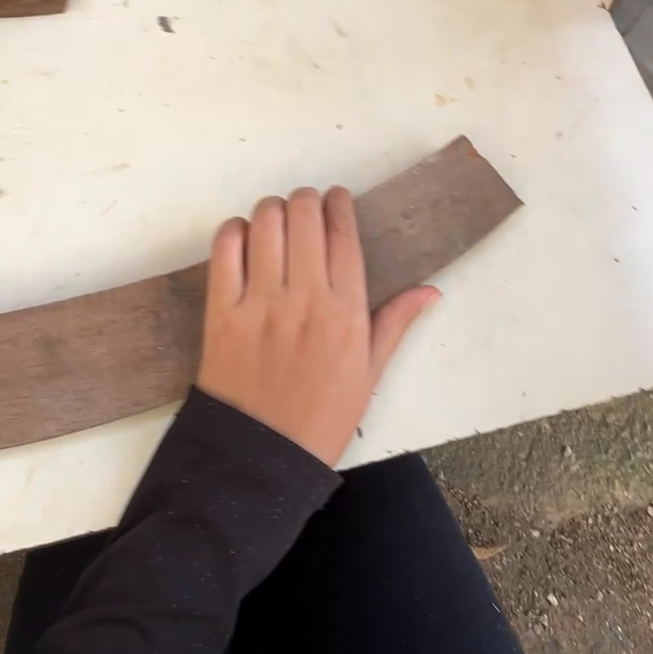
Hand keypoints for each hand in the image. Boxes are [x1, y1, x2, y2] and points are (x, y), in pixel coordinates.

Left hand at [196, 187, 439, 466]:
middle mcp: (305, 298)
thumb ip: (396, 324)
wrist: (261, 456)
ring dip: (270, 210)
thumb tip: (430, 289)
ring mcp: (260, 302)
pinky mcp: (222, 310)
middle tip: (304, 206)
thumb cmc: (321, 417)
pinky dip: (233, 231)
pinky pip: (224, 249)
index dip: (338, 204)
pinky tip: (242, 238)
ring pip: (265, 223)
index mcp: (347, 312)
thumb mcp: (369, 374)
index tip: (335, 197)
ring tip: (274, 219)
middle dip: (305, 200)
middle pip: (304, 217)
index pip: (344, 235)